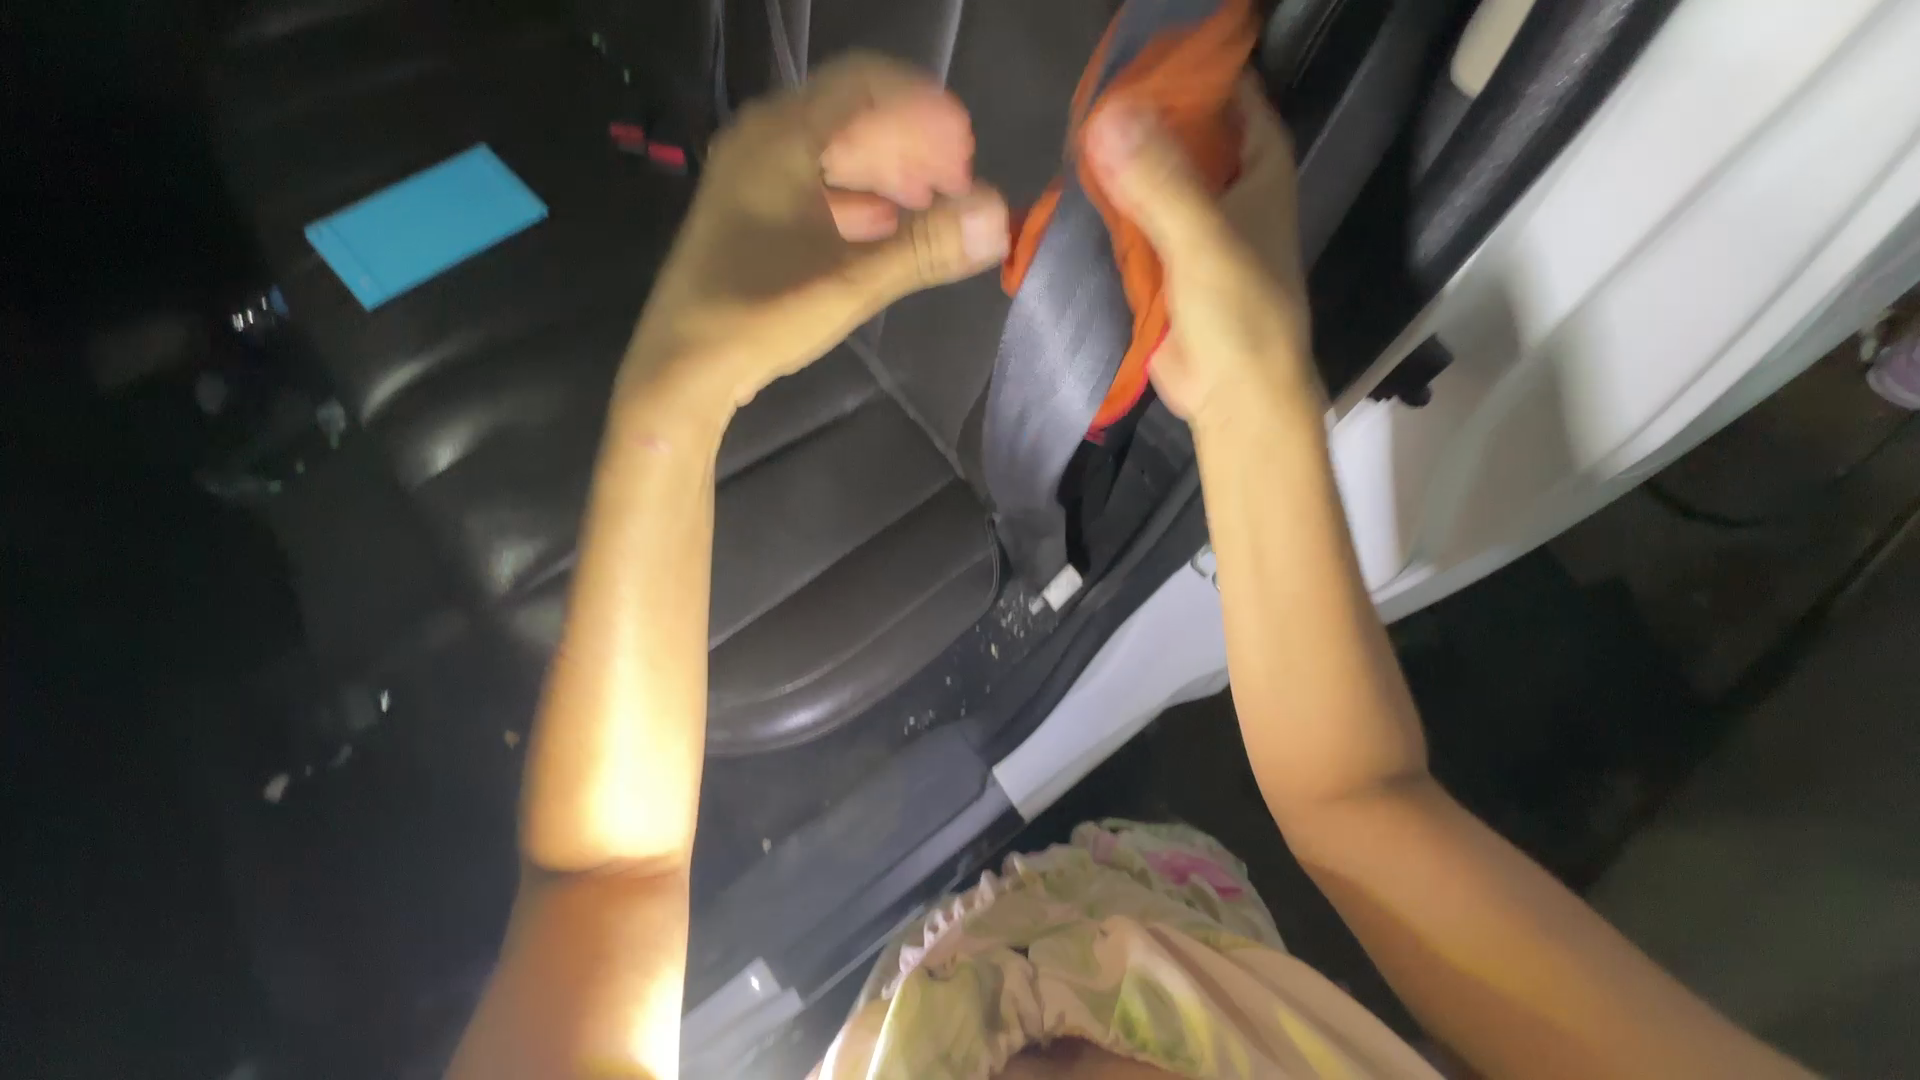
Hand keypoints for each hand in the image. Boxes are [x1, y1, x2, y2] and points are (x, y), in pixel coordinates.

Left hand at [621, 53, 1009, 416]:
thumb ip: (926, 246)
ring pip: (835, 151)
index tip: (967, 151)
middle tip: (958, 185)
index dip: (925, 110)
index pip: (866, 83)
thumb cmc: (760, 316)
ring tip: (931, 209)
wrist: (682, 368)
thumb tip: (999, 216)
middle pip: (852, 114)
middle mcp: (762, 141)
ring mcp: (752, 177)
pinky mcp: (751, 213)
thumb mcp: (851, 282)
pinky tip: (887, 230)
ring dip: (888, 173)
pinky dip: (859, 199)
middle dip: (912, 144)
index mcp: (780, 137)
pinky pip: (816, 184)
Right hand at [1085, 77, 1316, 428]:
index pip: (1234, 98)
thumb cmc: (1240, 314)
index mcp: (1261, 172)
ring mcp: (1198, 232)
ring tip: (1078, 134)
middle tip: (1095, 96)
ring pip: (1160, 182)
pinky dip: (1116, 210)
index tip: (1141, 60)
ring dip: (1126, 165)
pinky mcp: (1168, 270)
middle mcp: (1232, 193)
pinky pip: (1139, 226)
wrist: (1235, 396)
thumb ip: (1161, 180)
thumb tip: (1109, 117)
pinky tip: (1080, 193)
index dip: (1194, 74)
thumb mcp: (1204, 239)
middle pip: (1190, 137)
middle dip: (1148, 118)